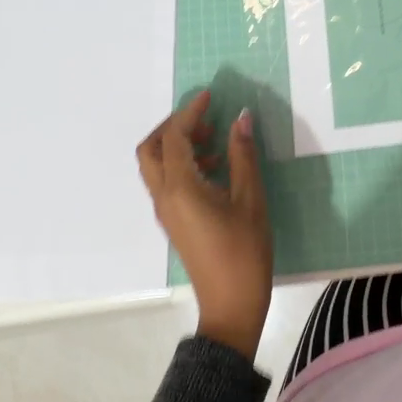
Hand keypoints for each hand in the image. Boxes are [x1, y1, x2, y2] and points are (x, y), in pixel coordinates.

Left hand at [137, 90, 272, 357]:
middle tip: (204, 118)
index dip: (190, 112)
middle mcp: (164, 197)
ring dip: (178, 145)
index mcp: (180, 188)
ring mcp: (166, 212)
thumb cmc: (244, 251)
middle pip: (150, 150)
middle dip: (173, 126)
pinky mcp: (174, 222)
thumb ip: (243, 155)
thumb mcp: (251, 199)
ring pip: (156, 166)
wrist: (231, 305)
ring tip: (216, 141)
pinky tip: (217, 168)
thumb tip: (241, 117)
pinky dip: (184, 164)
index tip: (210, 95)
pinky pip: (167, 182)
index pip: (174, 137)